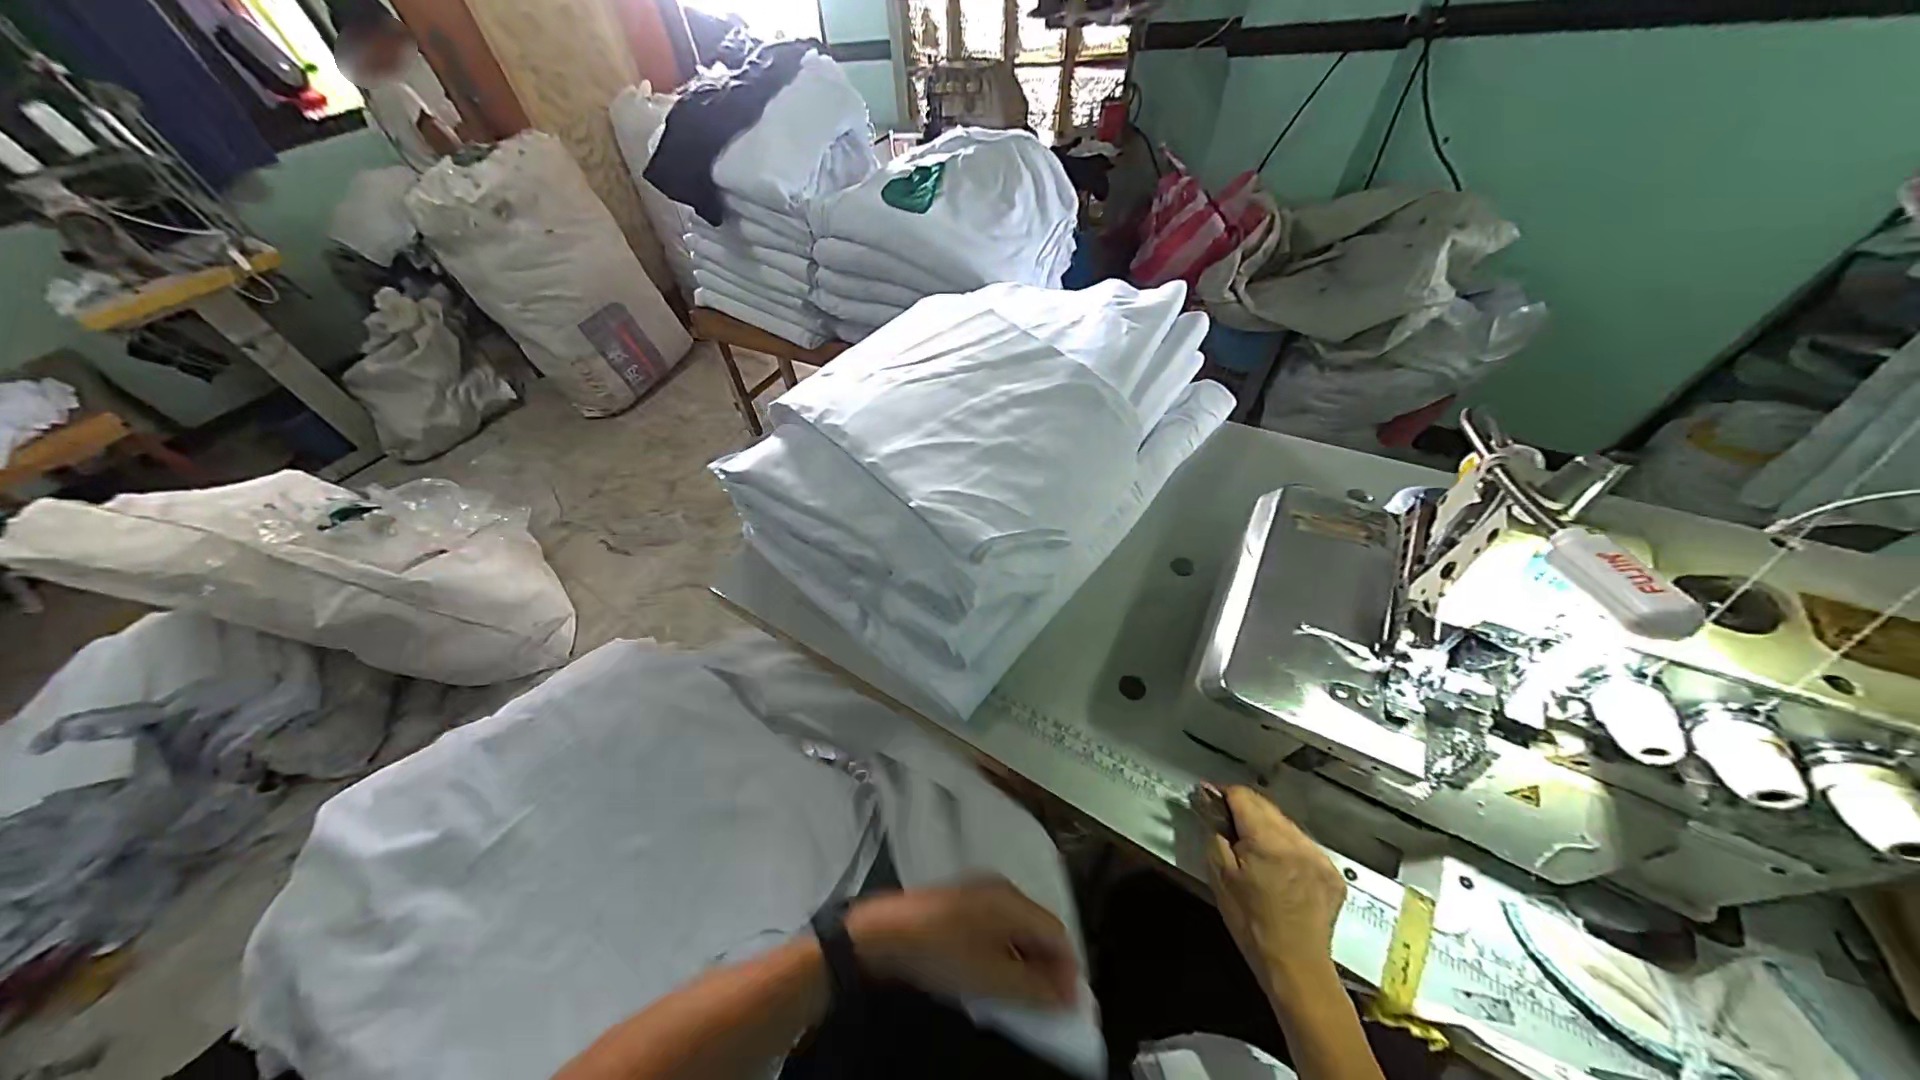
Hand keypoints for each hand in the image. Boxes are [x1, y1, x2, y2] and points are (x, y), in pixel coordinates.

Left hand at [845, 879, 1078, 1007]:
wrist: (884, 934)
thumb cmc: (943, 953)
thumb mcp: (994, 980)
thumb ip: (1036, 989)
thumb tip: (1069, 997)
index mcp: (1013, 900)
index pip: (1057, 933)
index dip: (1068, 971)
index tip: (1068, 1007)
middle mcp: (1000, 889)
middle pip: (1038, 928)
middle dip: (1047, 967)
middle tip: (1046, 1005)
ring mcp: (979, 893)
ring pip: (1017, 929)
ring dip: (1025, 961)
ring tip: (1020, 996)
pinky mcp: (961, 903)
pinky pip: (997, 927)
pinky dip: (1004, 952)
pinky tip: (994, 977)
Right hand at [1205, 785, 1346, 1002]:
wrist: (1295, 967)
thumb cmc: (1250, 922)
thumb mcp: (1220, 876)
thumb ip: (1215, 834)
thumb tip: (1210, 805)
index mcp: (1269, 841)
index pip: (1243, 797)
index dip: (1223, 795)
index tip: (1210, 801)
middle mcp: (1299, 842)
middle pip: (1266, 806)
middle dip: (1244, 809)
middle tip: (1227, 825)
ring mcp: (1320, 858)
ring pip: (1286, 824)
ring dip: (1267, 827)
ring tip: (1253, 849)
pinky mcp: (1333, 874)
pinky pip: (1304, 845)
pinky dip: (1287, 847)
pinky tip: (1278, 866)